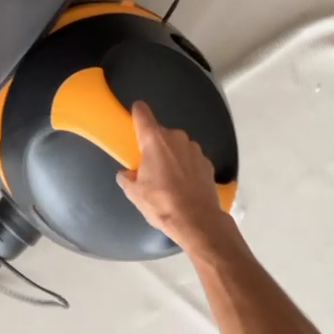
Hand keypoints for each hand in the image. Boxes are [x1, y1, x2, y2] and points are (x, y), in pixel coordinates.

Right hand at [116, 101, 237, 253]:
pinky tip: (185, 186)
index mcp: (154, 140)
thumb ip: (126, 179)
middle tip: (150, 168)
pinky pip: (191, 158)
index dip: (136, 114)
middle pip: (160, 133)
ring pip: (177, 146)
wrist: (198, 222)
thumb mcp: (135, 194)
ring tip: (170, 180)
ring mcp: (194, 148)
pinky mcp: (207, 162)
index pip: (142, 112)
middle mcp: (175, 137)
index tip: (134, 123)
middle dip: (154, 146)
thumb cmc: (162, 203)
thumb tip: (125, 174)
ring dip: (172, 156)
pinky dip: (187, 167)